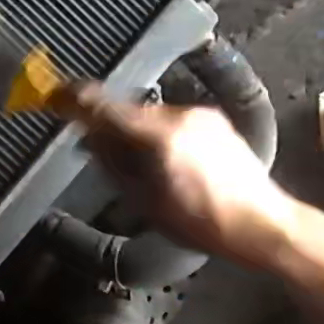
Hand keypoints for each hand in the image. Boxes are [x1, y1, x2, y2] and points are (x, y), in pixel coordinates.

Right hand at [60, 83, 323, 272]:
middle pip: (126, 109)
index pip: (105, 108)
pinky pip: (170, 119)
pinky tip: (165, 158)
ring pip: (148, 114)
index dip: (75, 100)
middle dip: (108, 123)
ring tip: (138, 162)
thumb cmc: (204, 223)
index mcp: (160, 137)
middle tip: (97, 145)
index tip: (55, 96)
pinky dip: (157, 131)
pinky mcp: (215, 120)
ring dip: (134, 129)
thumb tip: (89, 139)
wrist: (268, 226)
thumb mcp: (145, 200)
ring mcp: (201, 115)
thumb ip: (111, 163)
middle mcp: (181, 116)